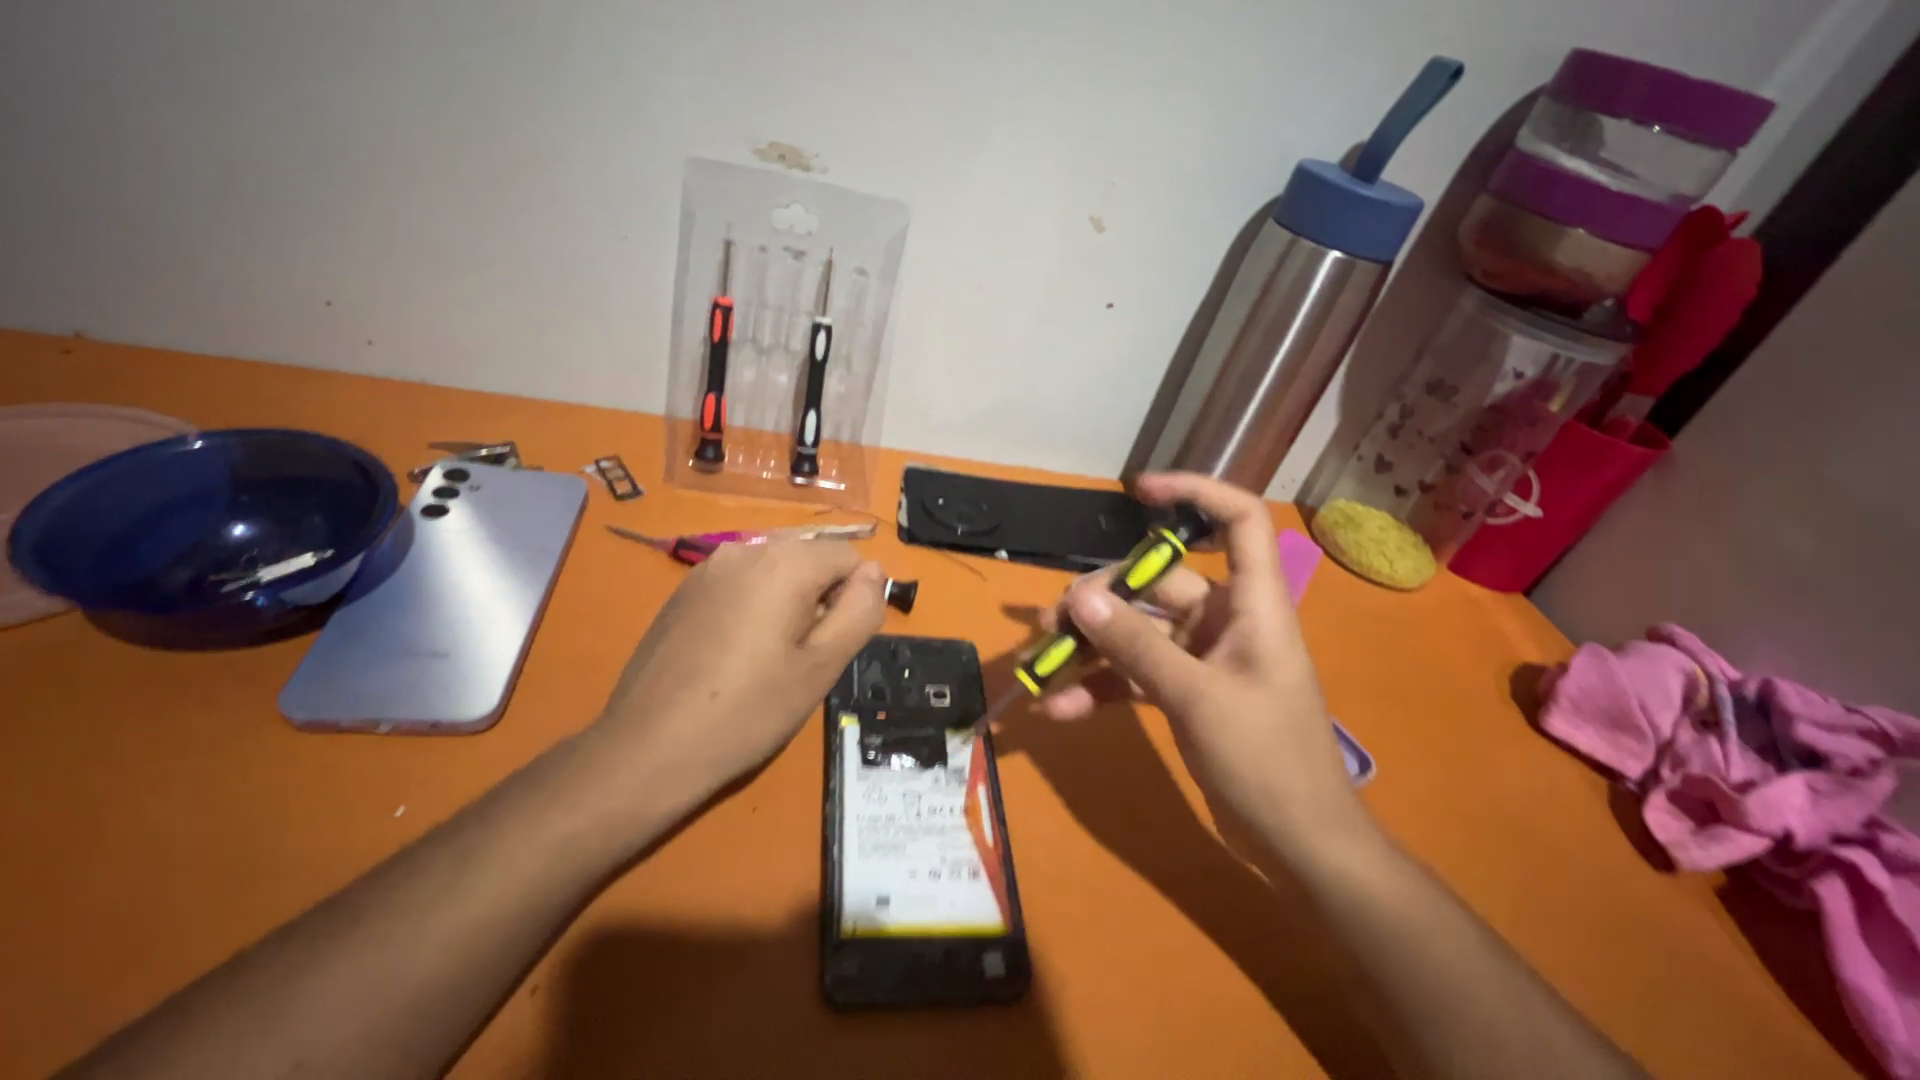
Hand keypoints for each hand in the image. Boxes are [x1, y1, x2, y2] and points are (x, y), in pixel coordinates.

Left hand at [591, 540, 886, 814]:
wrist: (650, 746)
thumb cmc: (749, 710)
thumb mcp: (822, 667)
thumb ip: (860, 611)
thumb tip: (874, 573)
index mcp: (784, 562)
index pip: (849, 557)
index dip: (852, 601)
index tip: (830, 647)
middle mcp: (744, 550)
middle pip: (808, 559)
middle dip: (818, 599)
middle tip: (801, 659)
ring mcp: (706, 569)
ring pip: (773, 572)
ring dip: (785, 604)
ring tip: (765, 661)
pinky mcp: (682, 593)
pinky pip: (738, 586)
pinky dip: (750, 609)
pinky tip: (731, 658)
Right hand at [1040, 473, 1368, 850]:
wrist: (1299, 841)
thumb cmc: (1266, 759)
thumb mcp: (1195, 697)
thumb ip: (1136, 646)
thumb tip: (1079, 596)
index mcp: (1253, 604)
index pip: (1239, 521)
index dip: (1196, 493)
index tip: (1138, 492)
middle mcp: (1227, 621)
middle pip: (1160, 583)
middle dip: (1103, 598)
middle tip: (1051, 622)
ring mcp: (1204, 660)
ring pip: (1138, 632)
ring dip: (1092, 646)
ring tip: (1042, 662)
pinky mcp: (1186, 695)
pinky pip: (1135, 677)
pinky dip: (1100, 688)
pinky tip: (1060, 708)